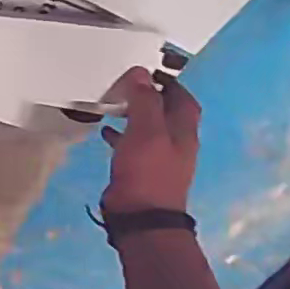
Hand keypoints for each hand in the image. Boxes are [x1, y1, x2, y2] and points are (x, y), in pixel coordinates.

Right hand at [99, 66, 201, 215]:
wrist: (141, 217)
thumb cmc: (147, 171)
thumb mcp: (146, 131)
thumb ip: (145, 102)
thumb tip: (142, 74)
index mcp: (183, 132)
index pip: (183, 100)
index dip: (170, 83)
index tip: (150, 71)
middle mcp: (175, 143)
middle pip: (167, 113)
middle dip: (151, 97)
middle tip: (128, 85)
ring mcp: (158, 158)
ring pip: (149, 128)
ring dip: (135, 114)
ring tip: (114, 103)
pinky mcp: (141, 169)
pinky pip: (133, 144)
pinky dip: (122, 133)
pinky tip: (106, 132)